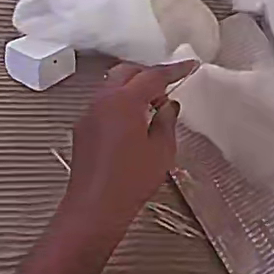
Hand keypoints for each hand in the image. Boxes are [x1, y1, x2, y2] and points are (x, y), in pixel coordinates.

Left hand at [60, 61, 199, 229]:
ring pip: (111, 86)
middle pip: (126, 72)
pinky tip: (132, 124)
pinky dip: (119, 104)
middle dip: (148, 74)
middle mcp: (102, 101)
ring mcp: (88, 114)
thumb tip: (169, 105)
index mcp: (124, 101)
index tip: (190, 66)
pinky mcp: (82, 129)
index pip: (152, 75)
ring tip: (152, 108)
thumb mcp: (161, 150)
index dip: (174, 69)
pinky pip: (103, 104)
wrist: (95, 207)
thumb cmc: (132, 180)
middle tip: (168, 88)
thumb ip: (167, 121)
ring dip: (132, 89)